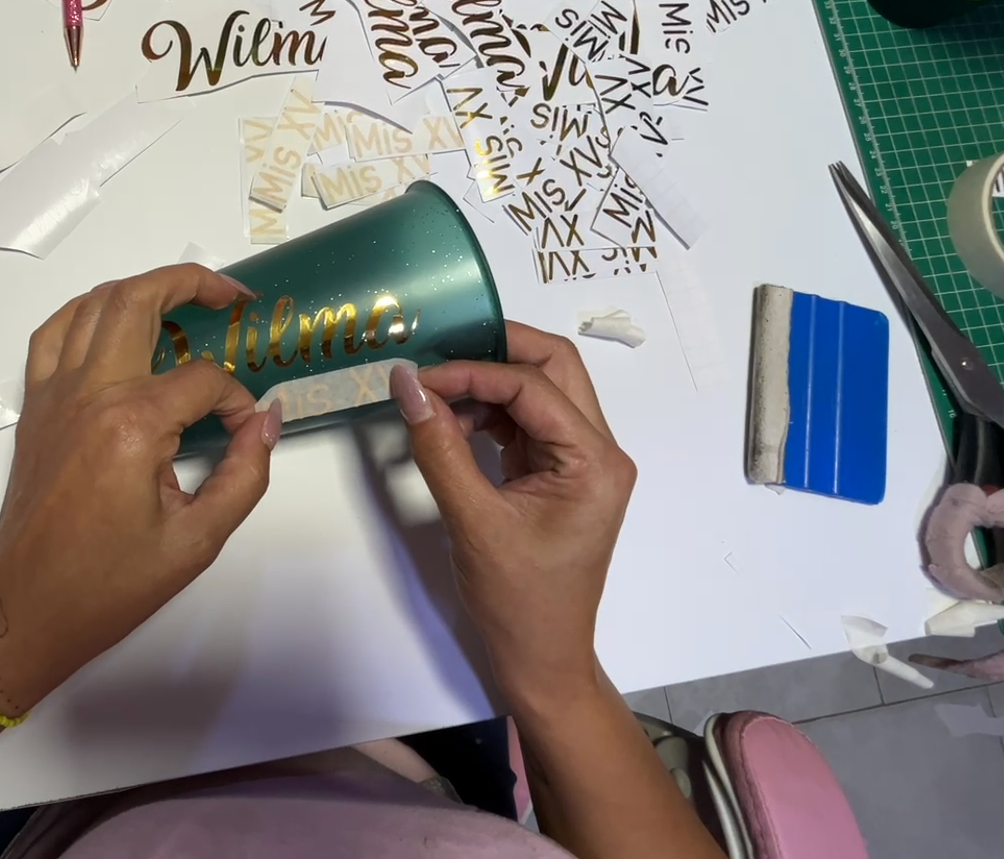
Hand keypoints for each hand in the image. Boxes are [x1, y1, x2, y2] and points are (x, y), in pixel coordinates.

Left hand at [0, 264, 283, 721]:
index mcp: (132, 424)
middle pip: (139, 301)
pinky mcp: (35, 404)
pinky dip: (86, 312)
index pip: (202, 380)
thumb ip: (245, 474)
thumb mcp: (196, 541)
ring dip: (141, 288)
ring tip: (181, 298)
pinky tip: (113, 322)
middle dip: (192, 283)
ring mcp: (54, 392)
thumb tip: (267, 419)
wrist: (27, 608)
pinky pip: (53, 333)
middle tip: (231, 294)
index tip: (245, 429)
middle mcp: (89, 391)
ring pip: (94, 304)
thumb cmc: (111, 584)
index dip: (236, 400)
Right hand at [388, 322, 635, 705]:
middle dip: (495, 349)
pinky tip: (450, 422)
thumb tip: (405, 383)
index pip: (533, 386)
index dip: (472, 372)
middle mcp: (597, 450)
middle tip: (438, 349)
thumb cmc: (516, 597)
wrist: (540, 654)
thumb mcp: (471, 519)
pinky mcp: (554, 469)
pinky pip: (523, 418)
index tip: (418, 377)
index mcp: (594, 461)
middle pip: (553, 367)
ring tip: (435, 392)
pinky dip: (486, 410)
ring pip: (539, 387)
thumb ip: (437, 445)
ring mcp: (578, 459)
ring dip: (487, 381)